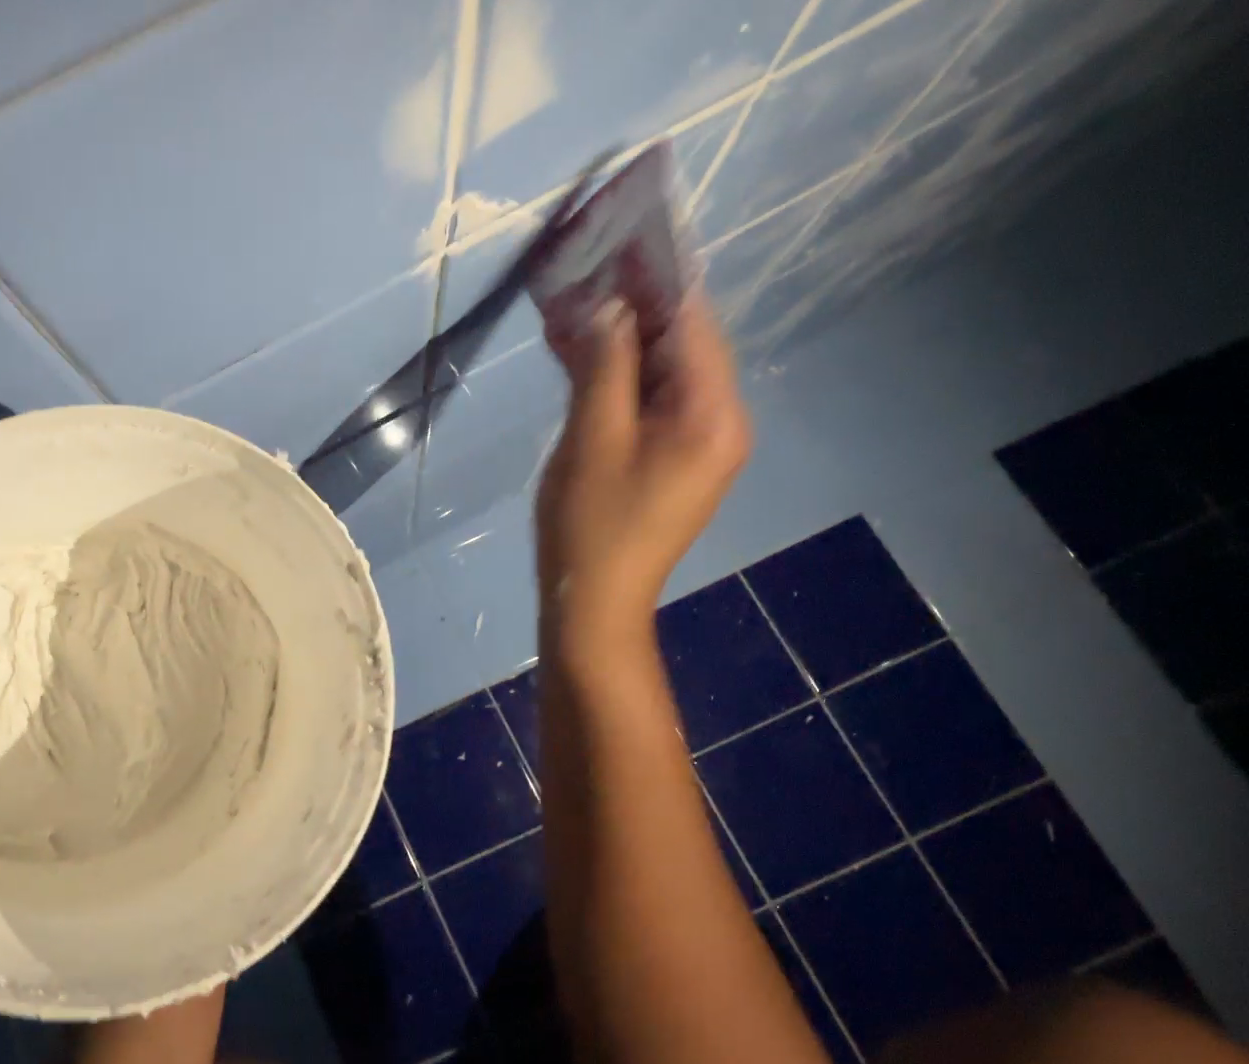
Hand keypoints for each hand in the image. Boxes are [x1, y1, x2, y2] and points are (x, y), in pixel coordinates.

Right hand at [535, 290, 749, 663]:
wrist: (594, 604)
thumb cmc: (592, 524)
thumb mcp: (592, 437)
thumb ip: (605, 363)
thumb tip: (610, 304)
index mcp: (712, 413)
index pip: (691, 320)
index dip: (656, 275)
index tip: (620, 233)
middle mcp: (719, 420)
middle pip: (680, 342)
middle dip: (631, 304)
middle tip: (583, 266)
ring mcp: (697, 441)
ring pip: (660, 369)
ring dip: (618, 338)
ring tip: (570, 302)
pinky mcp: (673, 456)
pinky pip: (649, 399)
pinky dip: (617, 375)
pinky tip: (578, 351)